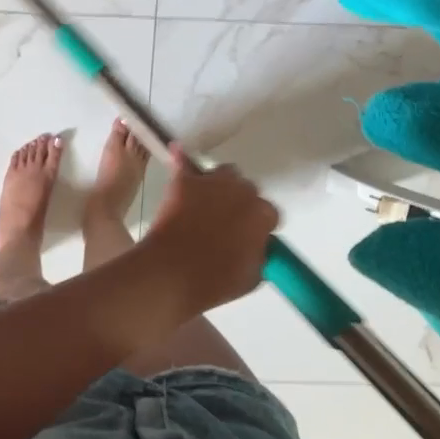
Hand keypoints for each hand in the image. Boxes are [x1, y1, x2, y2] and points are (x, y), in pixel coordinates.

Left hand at [141, 148, 279, 312]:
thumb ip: (259, 254)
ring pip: (223, 174)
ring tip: (204, 202)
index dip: (257, 225)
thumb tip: (256, 245)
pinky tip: (179, 156)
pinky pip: (185, 163)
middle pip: (247, 190)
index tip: (246, 236)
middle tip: (223, 222)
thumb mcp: (252, 277)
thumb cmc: (213, 282)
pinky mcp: (184, 181)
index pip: (268, 213)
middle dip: (239, 203)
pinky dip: (183, 162)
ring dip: (219, 185)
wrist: (171, 273)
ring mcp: (212, 183)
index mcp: (262, 216)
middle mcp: (242, 192)